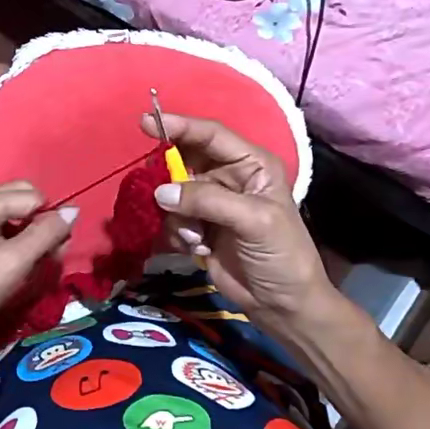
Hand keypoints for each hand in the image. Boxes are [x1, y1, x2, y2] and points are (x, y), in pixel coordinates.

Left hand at [0, 182, 76, 353]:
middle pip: (21, 197)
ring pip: (12, 211)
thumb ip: (48, 232)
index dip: (49, 220)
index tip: (53, 250)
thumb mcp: (18, 260)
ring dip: (28, 232)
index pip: (32, 196)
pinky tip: (15, 261)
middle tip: (45, 253)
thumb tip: (74, 210)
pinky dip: (14, 238)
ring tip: (32, 260)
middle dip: (39, 222)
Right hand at [142, 113, 333, 325]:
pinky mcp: (198, 228)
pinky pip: (171, 220)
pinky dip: (177, 233)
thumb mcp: (254, 220)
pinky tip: (197, 249)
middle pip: (185, 162)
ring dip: (177, 217)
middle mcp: (229, 178)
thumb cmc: (281, 255)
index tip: (146, 123)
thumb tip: (161, 193)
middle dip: (170, 180)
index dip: (179, 126)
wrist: (283, 305)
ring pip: (172, 194)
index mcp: (251, 164)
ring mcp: (211, 204)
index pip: (210, 135)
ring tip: (197, 238)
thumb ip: (208, 201)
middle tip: (164, 199)